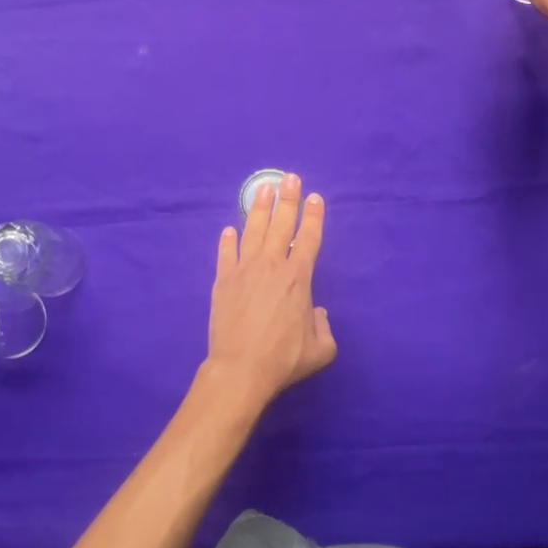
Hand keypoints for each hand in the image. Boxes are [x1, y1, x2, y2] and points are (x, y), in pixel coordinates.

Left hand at [203, 172, 335, 411]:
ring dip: (260, 208)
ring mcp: (244, 270)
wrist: (241, 369)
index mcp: (299, 278)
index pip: (309, 239)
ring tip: (264, 188)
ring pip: (254, 231)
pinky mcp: (223, 281)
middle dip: (288, 199)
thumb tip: (318, 313)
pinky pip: (226, 253)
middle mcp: (272, 266)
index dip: (313, 217)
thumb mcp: (321, 351)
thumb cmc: (283, 360)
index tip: (315, 197)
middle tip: (291, 178)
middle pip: (282, 225)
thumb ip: (325, 328)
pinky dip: (228, 241)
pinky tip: (229, 230)